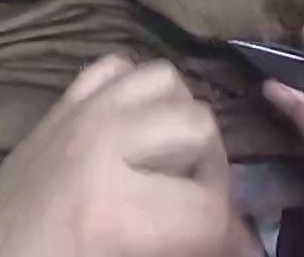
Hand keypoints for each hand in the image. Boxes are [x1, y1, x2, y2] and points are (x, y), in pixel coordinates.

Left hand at [0, 55, 259, 256]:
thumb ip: (184, 248)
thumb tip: (244, 246)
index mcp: (109, 208)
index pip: (209, 209)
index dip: (233, 239)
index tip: (235, 253)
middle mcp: (100, 139)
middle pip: (199, 124)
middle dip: (211, 173)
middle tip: (197, 213)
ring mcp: (78, 110)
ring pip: (164, 77)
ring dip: (178, 118)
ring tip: (169, 162)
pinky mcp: (59, 103)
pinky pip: (115, 66)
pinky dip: (134, 90)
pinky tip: (131, 127)